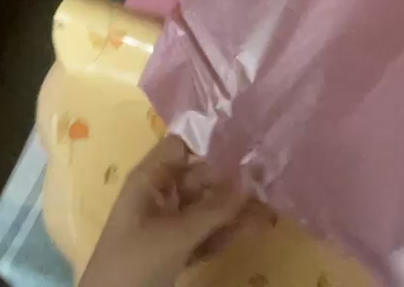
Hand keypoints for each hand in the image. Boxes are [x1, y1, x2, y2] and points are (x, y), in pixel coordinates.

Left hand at [78, 136, 258, 286]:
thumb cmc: (133, 265)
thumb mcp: (176, 235)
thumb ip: (215, 206)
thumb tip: (254, 174)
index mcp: (150, 179)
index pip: (184, 144)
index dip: (213, 139)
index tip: (249, 137)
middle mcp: (161, 195)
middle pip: (203, 176)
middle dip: (234, 180)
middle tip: (270, 180)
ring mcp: (168, 225)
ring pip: (208, 207)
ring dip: (236, 209)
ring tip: (270, 210)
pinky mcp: (175, 251)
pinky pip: (206, 233)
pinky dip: (226, 233)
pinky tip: (253, 230)